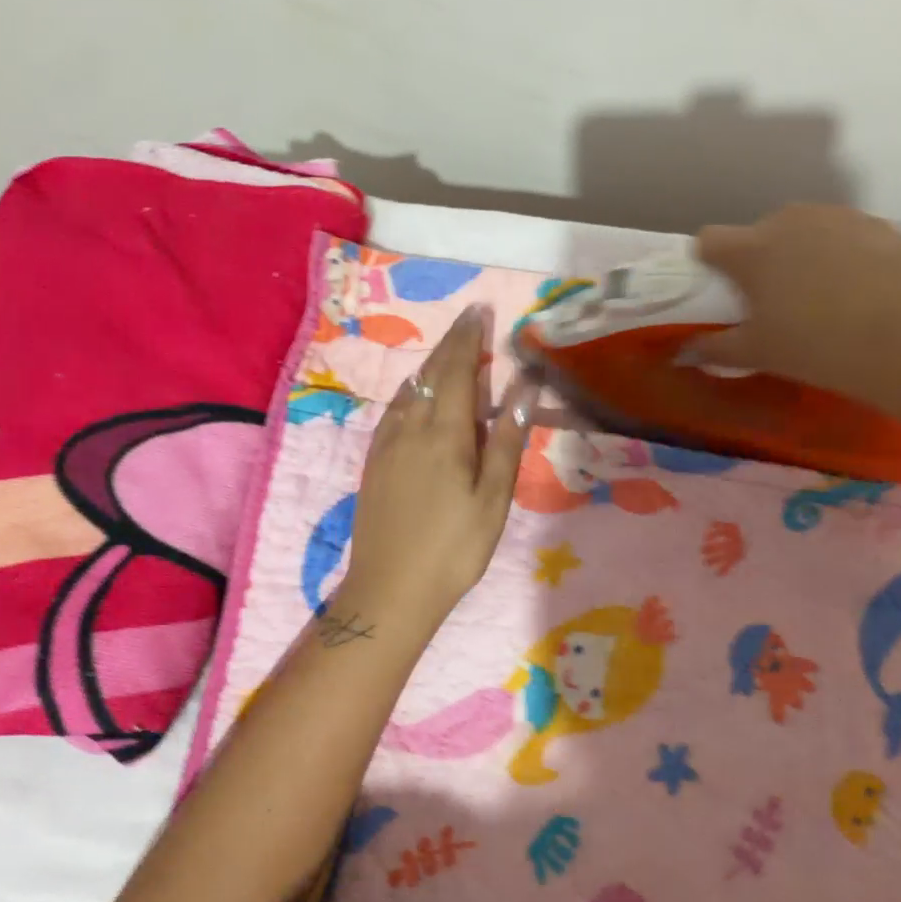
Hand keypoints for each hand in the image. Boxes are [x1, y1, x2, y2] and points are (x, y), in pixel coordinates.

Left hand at [341, 306, 540, 615]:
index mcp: (443, 433)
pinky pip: (396, 409)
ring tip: (454, 354)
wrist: (388, 591)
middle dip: (453, 342)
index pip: (458, 369)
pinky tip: (421, 397)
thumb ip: (508, 437)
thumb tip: (526, 383)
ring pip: (411, 389)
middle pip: (432, 372)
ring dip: (433, 365)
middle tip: (472, 320)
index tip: (482, 310)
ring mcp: (386, 444)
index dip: (470, 337)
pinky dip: (415, 390)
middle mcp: (410, 427)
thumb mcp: (494, 496)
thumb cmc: (454, 548)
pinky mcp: (374, 461)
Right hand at [689, 205, 900, 406]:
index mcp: (751, 248)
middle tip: (776, 304)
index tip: (722, 290)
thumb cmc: (817, 346)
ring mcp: (839, 217)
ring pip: (807, 231)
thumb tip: (682, 354)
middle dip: (762, 260)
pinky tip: (864, 294)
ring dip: (805, 256)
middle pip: (760, 232)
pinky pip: (848, 238)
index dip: (709, 263)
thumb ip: (716, 349)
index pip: (709, 240)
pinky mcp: (881, 225)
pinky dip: (846, 258)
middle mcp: (790, 220)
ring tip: (825, 300)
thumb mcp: (760, 354)